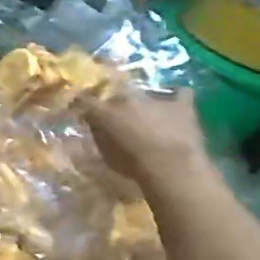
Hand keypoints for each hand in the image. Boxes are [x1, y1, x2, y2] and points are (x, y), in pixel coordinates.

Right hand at [84, 88, 210, 186]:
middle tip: (116, 114)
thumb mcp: (104, 152)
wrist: (172, 167)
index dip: (81, 103)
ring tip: (145, 113)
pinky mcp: (180, 103)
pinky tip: (173, 103)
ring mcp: (154, 98)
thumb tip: (94, 124)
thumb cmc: (133, 165)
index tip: (79, 108)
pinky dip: (174, 97)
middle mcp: (126, 98)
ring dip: (141, 102)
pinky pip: (178, 93)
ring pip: (143, 93)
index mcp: (103, 111)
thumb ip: (98, 133)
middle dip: (113, 102)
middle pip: (114, 93)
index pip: (83, 99)